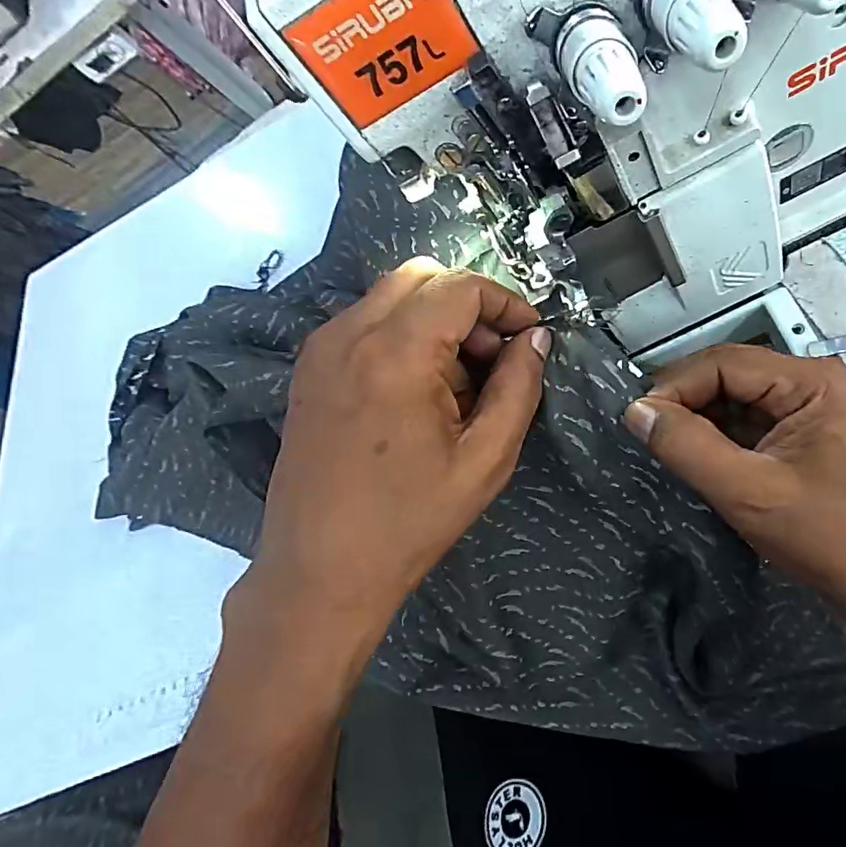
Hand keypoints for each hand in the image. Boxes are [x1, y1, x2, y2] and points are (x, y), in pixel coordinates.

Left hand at [244, 257, 549, 635]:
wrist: (321, 570)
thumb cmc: (413, 518)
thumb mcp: (487, 456)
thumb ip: (519, 386)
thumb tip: (535, 339)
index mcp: (396, 354)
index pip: (461, 287)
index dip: (507, 303)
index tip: (532, 339)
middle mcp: (349, 335)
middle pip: (423, 276)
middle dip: (472, 305)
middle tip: (497, 357)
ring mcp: (321, 350)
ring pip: (394, 296)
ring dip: (440, 320)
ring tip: (464, 382)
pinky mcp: (310, 371)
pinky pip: (368, 324)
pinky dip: (408, 336)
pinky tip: (425, 392)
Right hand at [623, 344, 845, 618]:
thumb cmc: (822, 535)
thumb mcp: (746, 492)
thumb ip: (687, 447)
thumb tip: (637, 412)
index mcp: (811, 381)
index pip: (725, 361)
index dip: (677, 385)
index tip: (641, 420)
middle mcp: (812, 381)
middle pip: (731, 373)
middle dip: (687, 401)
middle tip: (651, 433)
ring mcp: (809, 406)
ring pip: (736, 396)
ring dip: (700, 419)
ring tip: (669, 446)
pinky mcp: (802, 431)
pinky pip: (749, 420)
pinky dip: (720, 435)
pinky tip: (699, 455)